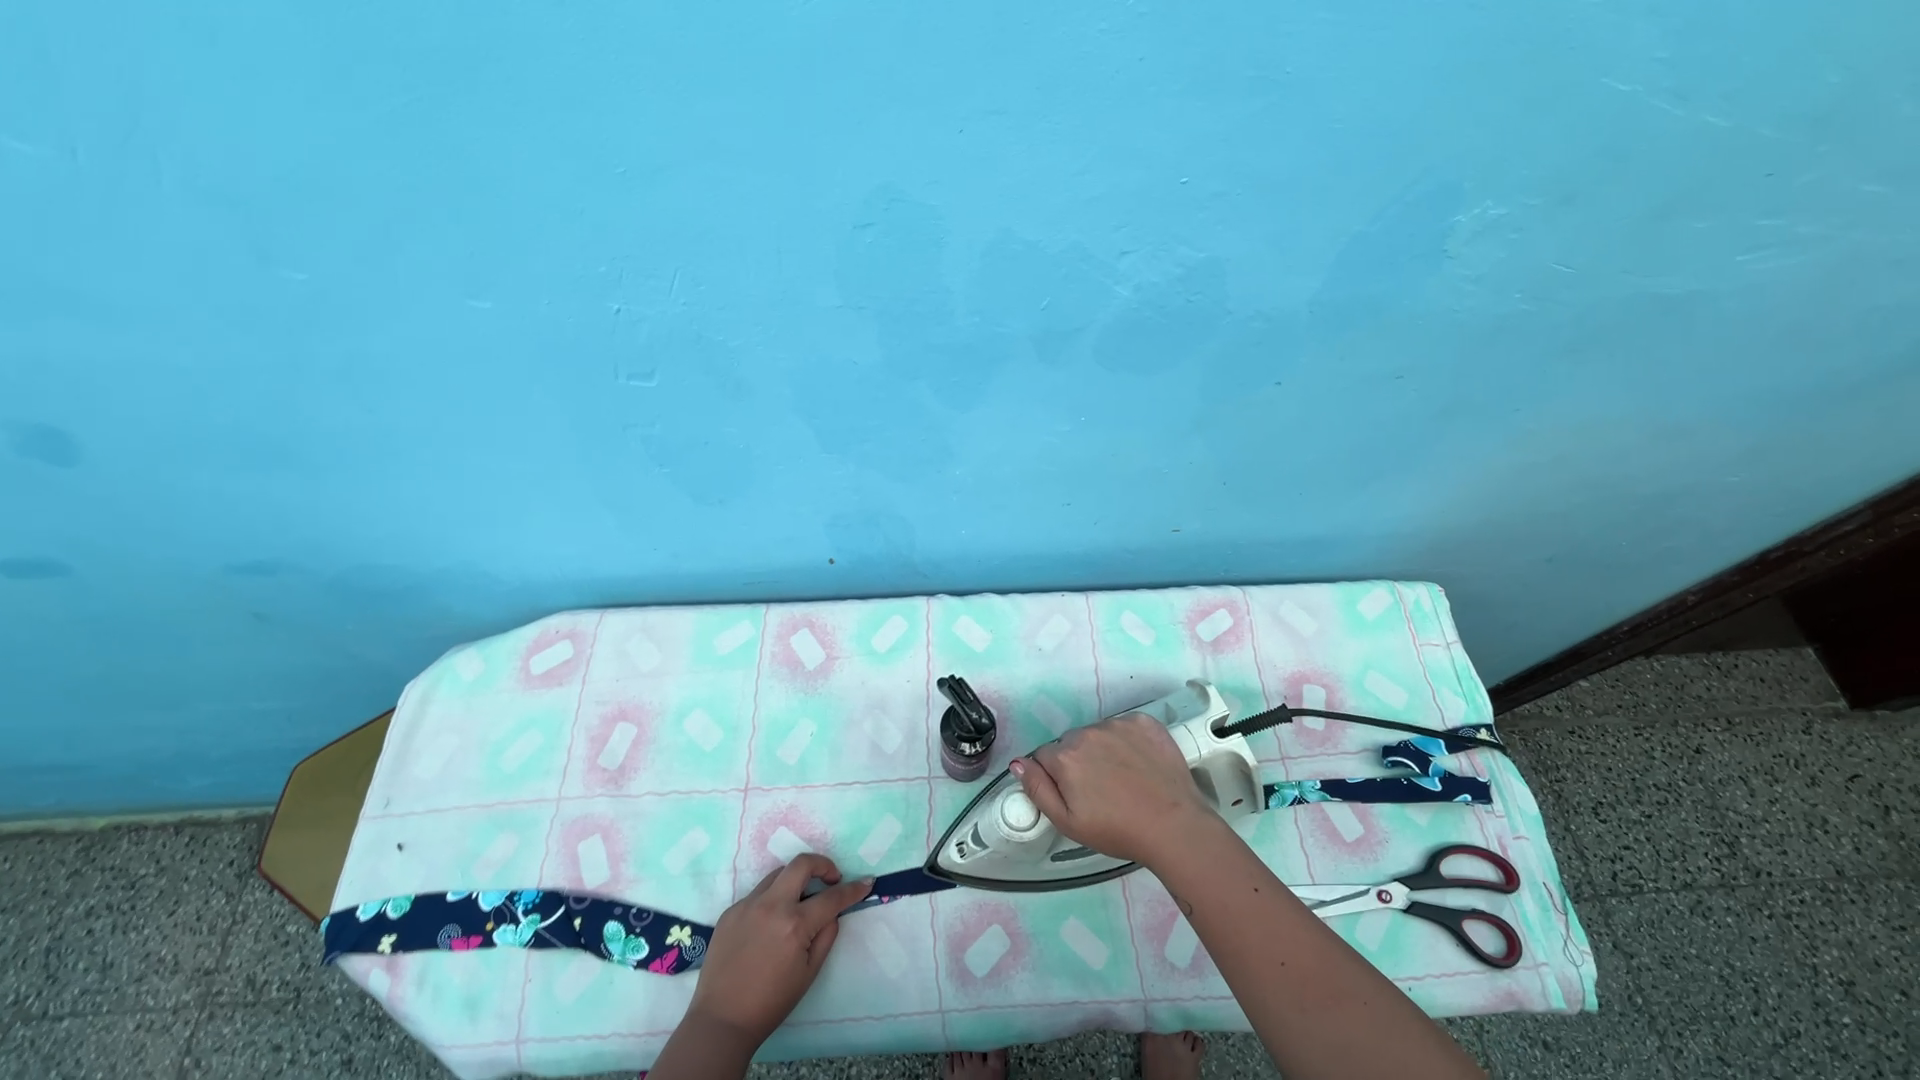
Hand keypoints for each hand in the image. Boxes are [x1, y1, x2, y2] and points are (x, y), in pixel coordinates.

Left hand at [684, 854, 871, 1045]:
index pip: (832, 897)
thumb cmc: (771, 1002)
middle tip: (832, 879)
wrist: (722, 1018)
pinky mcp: (730, 912)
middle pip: (801, 864)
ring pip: (777, 875)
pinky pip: (757, 895)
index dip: (854, 889)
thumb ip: (826, 935)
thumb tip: (832, 912)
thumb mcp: (810, 972)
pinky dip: (772, 900)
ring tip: (800, 902)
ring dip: (796, 880)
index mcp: (794, 924)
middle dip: (823, 865)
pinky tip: (770, 925)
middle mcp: (771, 906)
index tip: (866, 882)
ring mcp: (746, 905)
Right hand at [1011, 710, 1217, 867]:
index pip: (1044, 757)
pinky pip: (1124, 727)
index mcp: (1064, 757)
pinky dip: (1127, 741)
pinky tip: (1139, 764)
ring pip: (1097, 734)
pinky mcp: (1145, 722)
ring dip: (1102, 750)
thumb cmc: (1117, 830)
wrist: (1174, 826)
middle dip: (1078, 762)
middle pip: (1071, 743)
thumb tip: (1018, 763)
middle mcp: (1088, 733)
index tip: (1075, 795)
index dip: (1057, 778)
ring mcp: (1118, 724)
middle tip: (1100, 791)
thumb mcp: (1068, 823)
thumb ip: (1037, 789)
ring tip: (1123, 779)